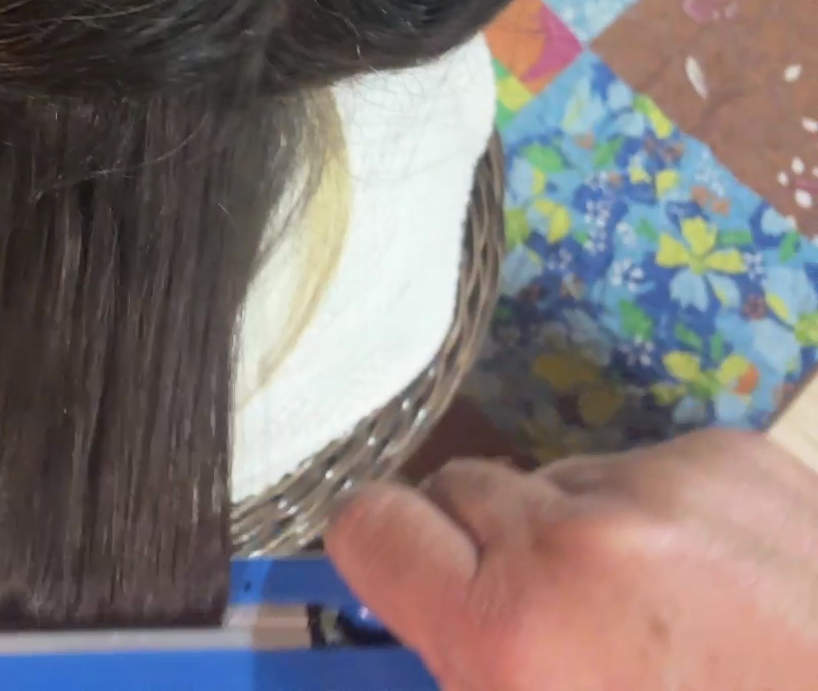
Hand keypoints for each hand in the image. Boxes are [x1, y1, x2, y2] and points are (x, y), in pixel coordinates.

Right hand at [327, 429, 817, 690]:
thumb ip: (469, 654)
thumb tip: (427, 599)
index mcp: (515, 635)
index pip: (366, 519)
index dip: (399, 554)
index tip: (442, 587)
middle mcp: (580, 546)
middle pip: (461, 485)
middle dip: (504, 542)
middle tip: (585, 625)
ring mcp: (673, 498)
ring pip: (557, 473)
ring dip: (593, 526)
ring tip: (693, 613)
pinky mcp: (751, 468)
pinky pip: (651, 463)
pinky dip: (674, 511)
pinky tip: (745, 581)